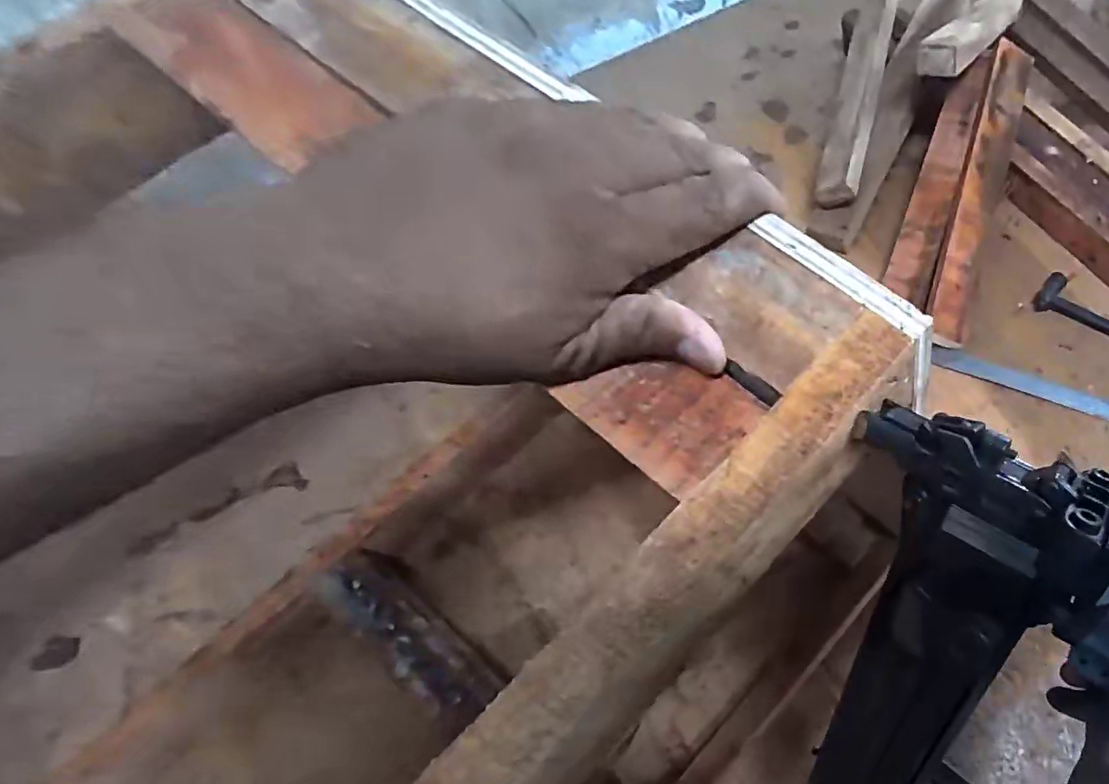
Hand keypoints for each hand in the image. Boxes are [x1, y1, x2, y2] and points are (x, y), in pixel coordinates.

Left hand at [253, 98, 782, 386]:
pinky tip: (613, 135)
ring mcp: (529, 127)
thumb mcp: (562, 349)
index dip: (743, 199)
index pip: (698, 204)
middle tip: (746, 173)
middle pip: (672, 150)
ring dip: (673, 135)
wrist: (334, 270)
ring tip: (698, 146)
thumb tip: (719, 350)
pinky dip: (611, 123)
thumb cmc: (463, 326)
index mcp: (607, 230)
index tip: (775, 202)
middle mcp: (581, 164)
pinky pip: (569, 108)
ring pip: (624, 119)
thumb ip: (643, 333)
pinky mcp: (483, 112)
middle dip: (719, 160)